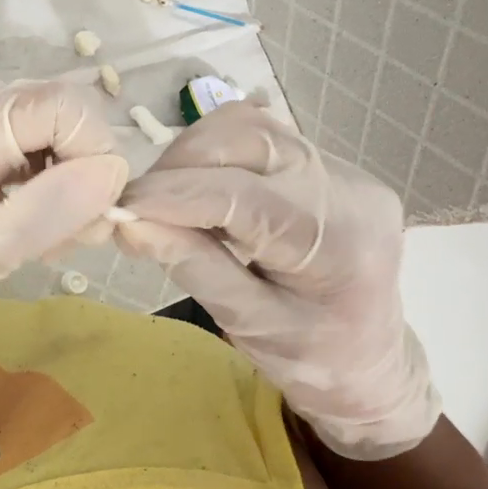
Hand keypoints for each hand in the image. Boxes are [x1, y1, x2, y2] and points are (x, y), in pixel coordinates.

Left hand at [0, 81, 128, 406]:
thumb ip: (43, 213)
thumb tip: (112, 170)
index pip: (56, 103)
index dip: (93, 148)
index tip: (97, 211)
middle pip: (61, 110)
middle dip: (87, 167)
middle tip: (80, 234)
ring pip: (58, 132)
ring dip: (76, 183)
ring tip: (58, 241)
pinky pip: (42, 154)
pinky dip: (59, 190)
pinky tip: (45, 233)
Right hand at [114, 100, 439, 458]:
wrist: (371, 362)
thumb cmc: (312, 359)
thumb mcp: (248, 324)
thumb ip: (192, 267)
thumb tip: (126, 223)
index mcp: (339, 243)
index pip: (240, 196)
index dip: (170, 195)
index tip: (116, 208)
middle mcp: (347, 189)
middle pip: (245, 138)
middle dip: (178, 166)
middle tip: (139, 207)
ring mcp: (341, 169)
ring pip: (247, 126)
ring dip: (192, 155)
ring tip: (166, 199)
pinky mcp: (325, 163)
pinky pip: (257, 136)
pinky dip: (213, 155)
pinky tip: (199, 190)